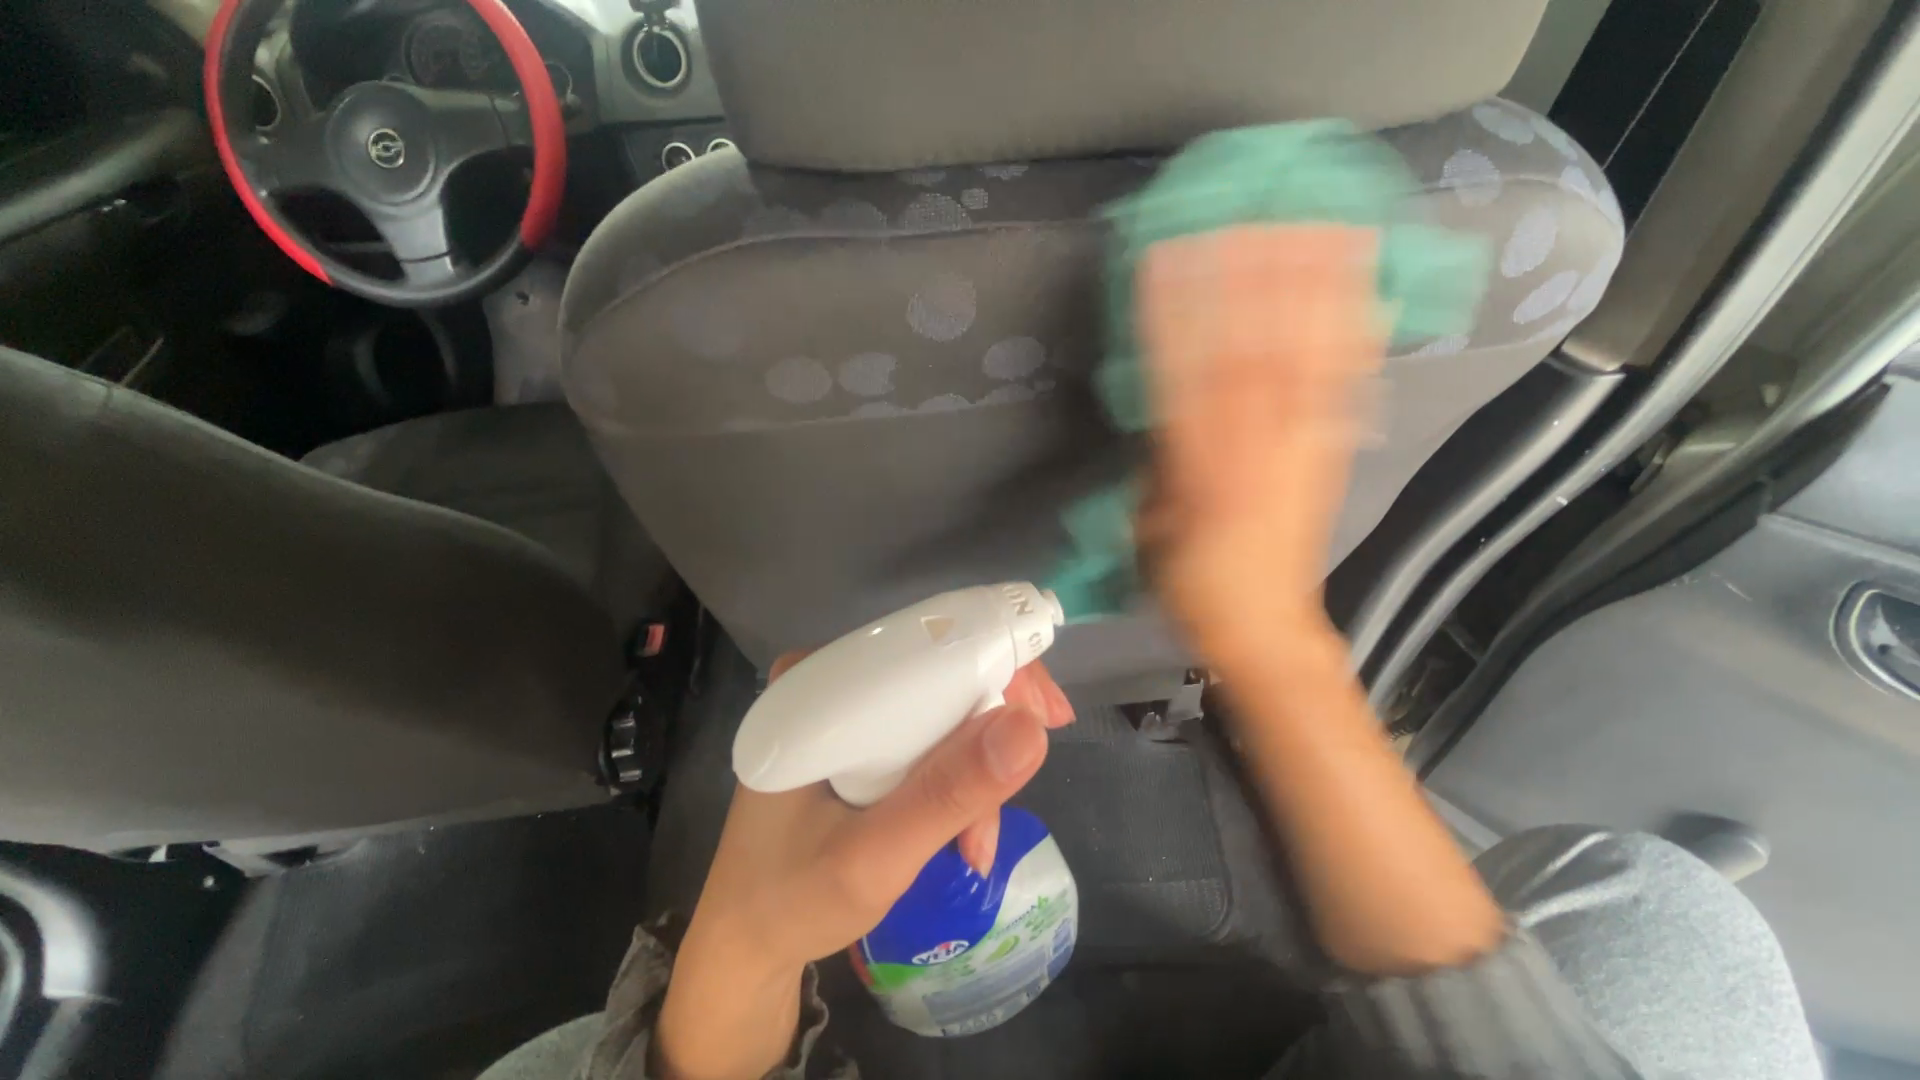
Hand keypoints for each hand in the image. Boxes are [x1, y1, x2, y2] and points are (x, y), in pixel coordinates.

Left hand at [654, 657, 1072, 1079]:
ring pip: (936, 718)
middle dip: (987, 740)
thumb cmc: (792, 901)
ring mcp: (840, 718)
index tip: (1048, 718)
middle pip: (935, 681)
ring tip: (975, 847)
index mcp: (816, 687)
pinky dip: (950, 788)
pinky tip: (960, 838)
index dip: (994, 669)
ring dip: (971, 777)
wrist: (743, 949)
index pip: (922, 648)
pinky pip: (921, 746)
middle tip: (1016, 795)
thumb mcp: (875, 855)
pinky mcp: (851, 748)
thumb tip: (1030, 726)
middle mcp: (828, 686)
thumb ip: (948, 794)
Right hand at [1137, 224, 1383, 673]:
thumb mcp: (1149, 524)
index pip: (1184, 377)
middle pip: (1257, 353)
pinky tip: (1366, 291)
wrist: (1263, 626)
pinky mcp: (1331, 451)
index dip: (1178, 312)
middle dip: (1257, 279)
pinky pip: (1347, 388)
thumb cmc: (1191, 582)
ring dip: (1315, 290)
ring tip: (1321, 226)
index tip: (1171, 254)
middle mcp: (1257, 450)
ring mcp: (1303, 447)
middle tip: (1258, 213)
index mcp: (1201, 471)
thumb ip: (1159, 456)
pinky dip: (1358, 335)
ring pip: (1309, 359)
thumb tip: (1165, 396)